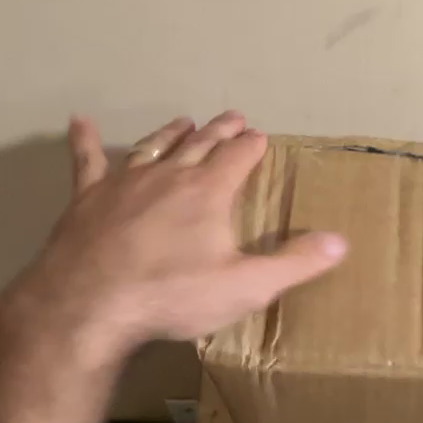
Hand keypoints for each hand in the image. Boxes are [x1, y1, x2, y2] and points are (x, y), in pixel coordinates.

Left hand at [0, 111, 346, 359]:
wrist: (89, 305)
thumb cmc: (174, 296)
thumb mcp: (247, 286)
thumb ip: (295, 263)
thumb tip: (341, 241)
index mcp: (208, 192)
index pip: (238, 157)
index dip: (252, 146)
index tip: (261, 137)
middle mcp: (168, 176)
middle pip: (200, 143)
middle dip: (220, 131)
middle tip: (233, 118)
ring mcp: (124, 183)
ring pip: (153, 147)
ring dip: (172, 133)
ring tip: (184, 121)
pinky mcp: (87, 199)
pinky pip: (87, 162)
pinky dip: (86, 141)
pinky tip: (81, 123)